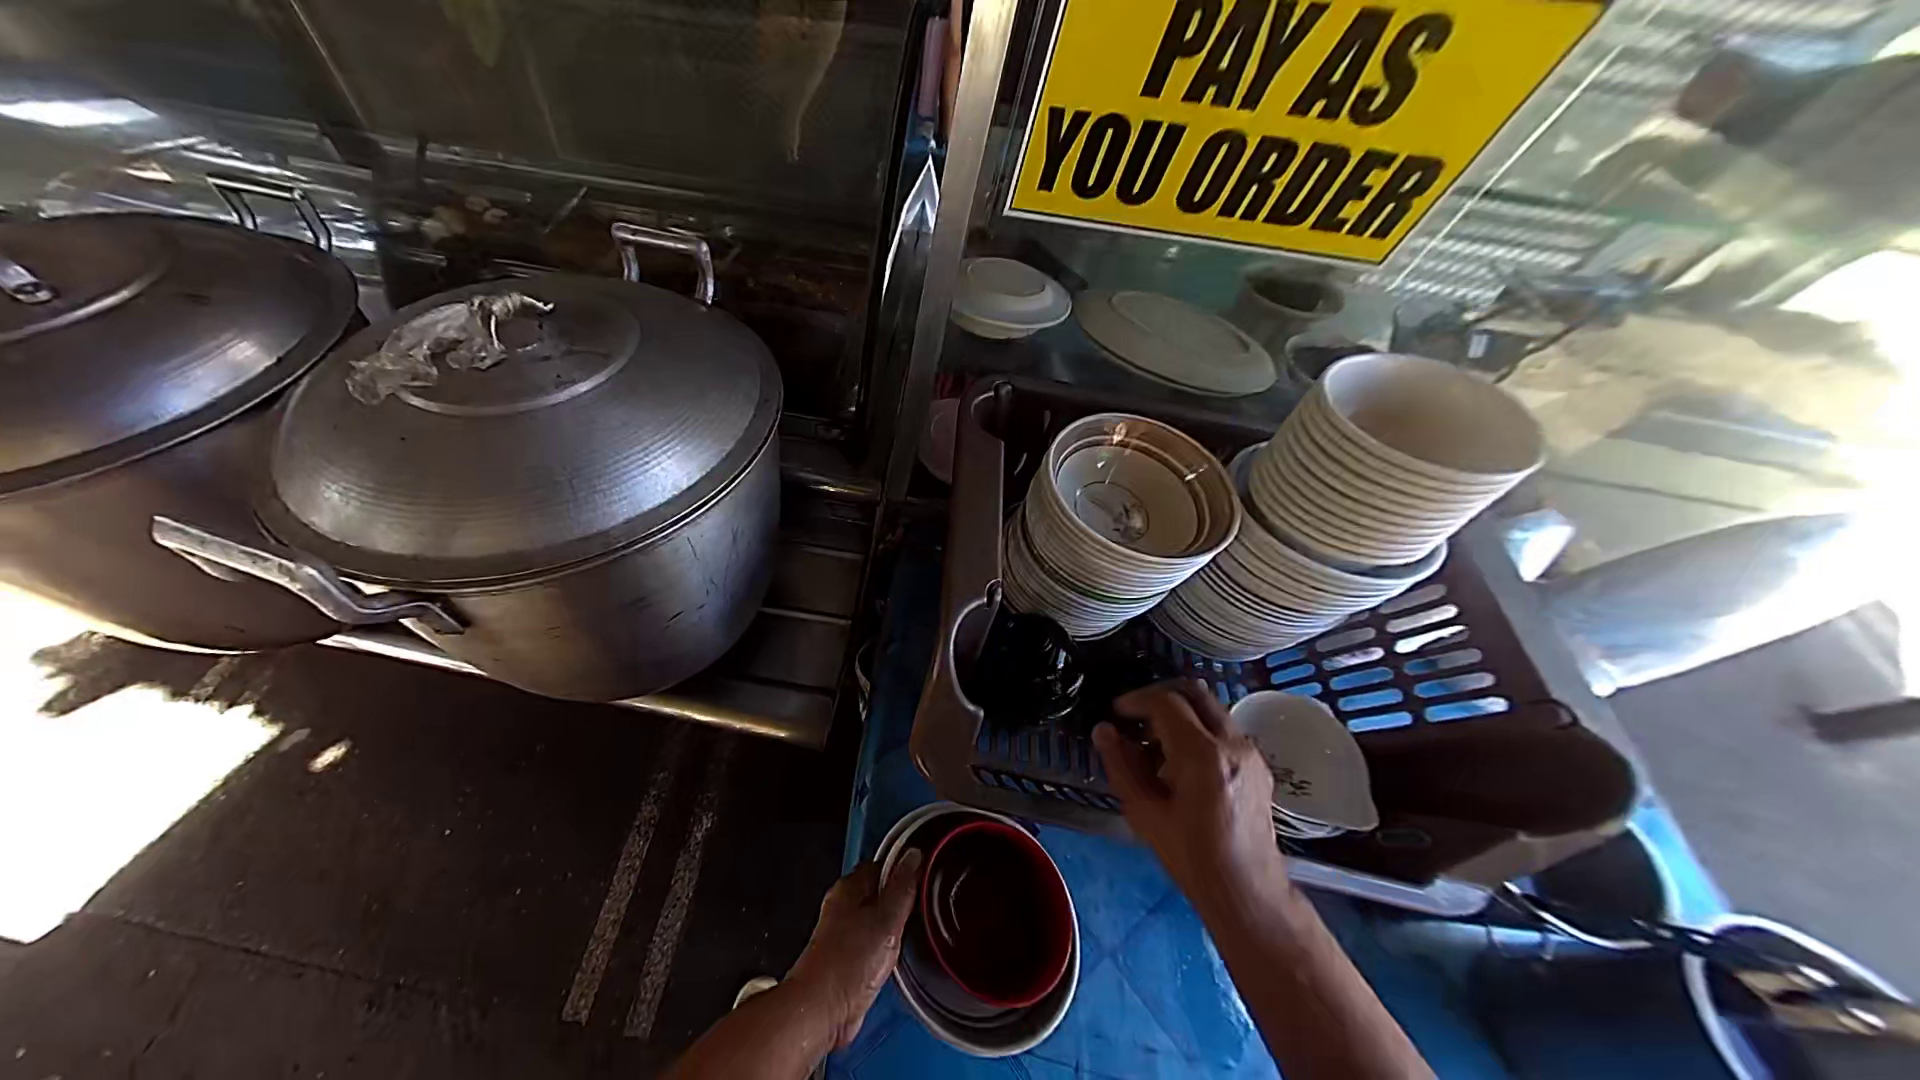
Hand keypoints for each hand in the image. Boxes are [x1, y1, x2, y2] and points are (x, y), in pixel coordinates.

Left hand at [784, 852, 920, 1048]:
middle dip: (901, 901)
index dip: (906, 869)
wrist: (820, 1011)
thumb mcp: (887, 918)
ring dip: (893, 927)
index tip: (924, 879)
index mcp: (850, 886)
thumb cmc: (848, 963)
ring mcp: (842, 933)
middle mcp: (843, 906)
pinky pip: (872, 944)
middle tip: (920, 911)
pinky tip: (894, 958)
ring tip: (910, 936)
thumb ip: (902, 886)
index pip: (883, 864)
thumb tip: (913, 855)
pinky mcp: (845, 959)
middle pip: (880, 892)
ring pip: (877, 919)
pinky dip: (885, 949)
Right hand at [1094, 680, 1285, 910]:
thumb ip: (1121, 765)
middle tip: (1133, 715)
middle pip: (1193, 692)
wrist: (1247, 892)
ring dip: (1178, 713)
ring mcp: (1251, 753)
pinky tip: (1178, 761)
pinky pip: (1223, 729)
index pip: (1165, 702)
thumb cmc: (1191, 857)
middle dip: (1158, 696)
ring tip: (1152, 743)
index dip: (1135, 700)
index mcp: (1203, 755)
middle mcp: (1233, 744)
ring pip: (1210, 709)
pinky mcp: (1258, 765)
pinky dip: (1197, 729)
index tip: (1116, 712)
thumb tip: (1104, 731)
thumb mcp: (1145, 813)